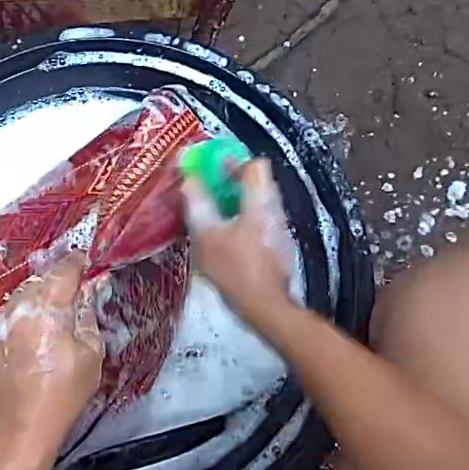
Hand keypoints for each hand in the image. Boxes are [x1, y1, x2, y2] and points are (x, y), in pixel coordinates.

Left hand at [0, 252, 104, 455]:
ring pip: (22, 293)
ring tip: (53, 316)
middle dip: (60, 281)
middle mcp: (20, 308)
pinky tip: (33, 333)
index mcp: (48, 308)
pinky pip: (8, 313)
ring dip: (39, 296)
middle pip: (42, 278)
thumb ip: (89, 312)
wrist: (25, 424)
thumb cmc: (64, 392)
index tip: (88, 263)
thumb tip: (94, 285)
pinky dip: (22, 315)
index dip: (79, 262)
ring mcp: (0, 322)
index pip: (64, 269)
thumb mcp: (91, 351)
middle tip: (75, 294)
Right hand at [184, 158, 296, 329]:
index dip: (233, 162)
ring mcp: (280, 229)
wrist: (266, 308)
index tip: (212, 169)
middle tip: (208, 191)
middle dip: (232, 181)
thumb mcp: (206, 236)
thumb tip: (188, 175)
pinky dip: (243, 220)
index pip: (255, 165)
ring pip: (259, 203)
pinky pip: (260, 221)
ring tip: (213, 215)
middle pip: (258, 182)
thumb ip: (197, 203)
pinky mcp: (278, 247)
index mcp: (260, 202)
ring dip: (237, 202)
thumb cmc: (235, 270)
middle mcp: (275, 210)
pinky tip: (226, 238)